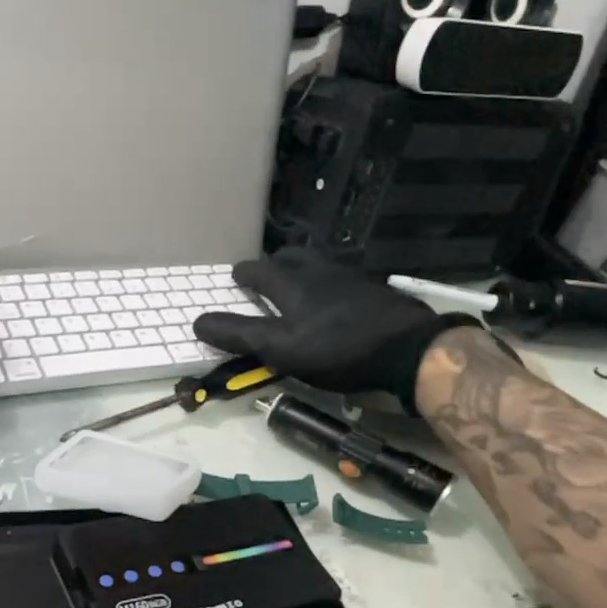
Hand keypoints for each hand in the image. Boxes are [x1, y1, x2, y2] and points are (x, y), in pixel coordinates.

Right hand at [193, 247, 477, 412]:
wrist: (410, 349)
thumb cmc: (338, 350)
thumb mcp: (280, 348)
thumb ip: (239, 335)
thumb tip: (197, 321)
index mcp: (292, 284)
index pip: (260, 271)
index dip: (245, 274)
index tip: (236, 277)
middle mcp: (321, 272)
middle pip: (294, 257)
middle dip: (276, 264)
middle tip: (267, 275)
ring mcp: (353, 280)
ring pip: (320, 266)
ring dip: (304, 271)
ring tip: (299, 286)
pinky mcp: (376, 293)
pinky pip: (344, 281)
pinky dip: (330, 286)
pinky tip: (335, 305)